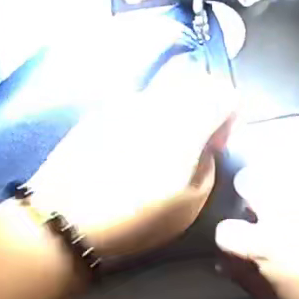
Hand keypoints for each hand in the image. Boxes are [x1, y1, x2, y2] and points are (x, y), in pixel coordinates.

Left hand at [25, 64, 235, 261]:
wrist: (67, 218)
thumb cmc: (137, 217)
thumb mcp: (191, 203)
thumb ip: (208, 164)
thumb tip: (205, 146)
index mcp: (187, 122)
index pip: (225, 93)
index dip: (231, 116)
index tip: (219, 144)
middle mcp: (158, 101)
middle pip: (194, 80)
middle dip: (204, 103)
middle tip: (197, 138)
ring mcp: (124, 102)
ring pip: (162, 89)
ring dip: (173, 108)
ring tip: (164, 144)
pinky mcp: (98, 112)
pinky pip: (134, 102)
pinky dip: (145, 117)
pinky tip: (133, 148)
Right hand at [214, 166, 298, 298]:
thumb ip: (251, 282)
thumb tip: (228, 264)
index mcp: (264, 245)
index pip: (226, 231)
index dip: (236, 245)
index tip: (249, 253)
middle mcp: (287, 209)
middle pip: (250, 183)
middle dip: (255, 201)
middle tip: (276, 227)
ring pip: (287, 175)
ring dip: (289, 193)